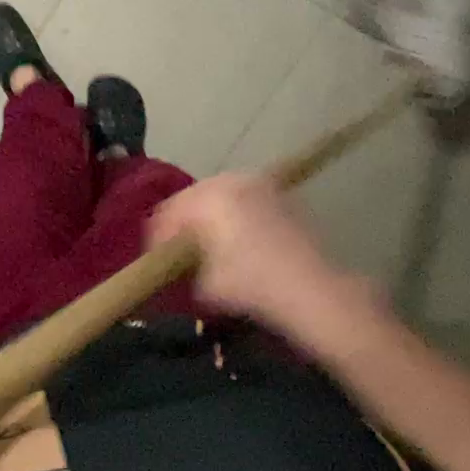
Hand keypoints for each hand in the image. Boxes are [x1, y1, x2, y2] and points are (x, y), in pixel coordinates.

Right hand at [149, 173, 382, 335]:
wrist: (316, 291)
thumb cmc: (252, 285)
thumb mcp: (204, 284)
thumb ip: (182, 270)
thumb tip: (177, 269)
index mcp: (207, 195)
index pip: (166, 213)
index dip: (155, 239)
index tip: (153, 262)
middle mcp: (232, 179)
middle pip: (192, 199)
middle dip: (183, 226)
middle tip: (178, 254)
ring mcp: (262, 184)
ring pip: (220, 198)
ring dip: (209, 220)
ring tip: (208, 249)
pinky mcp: (283, 197)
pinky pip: (246, 203)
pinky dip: (235, 219)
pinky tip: (238, 245)